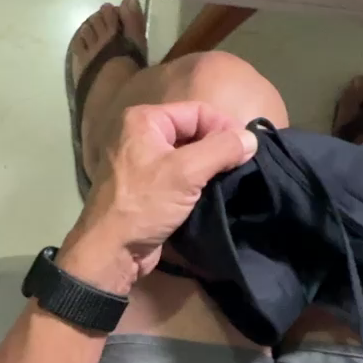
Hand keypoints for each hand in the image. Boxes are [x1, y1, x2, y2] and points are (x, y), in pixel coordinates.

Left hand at [56, 101, 256, 293]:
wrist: (111, 252)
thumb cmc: (144, 205)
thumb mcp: (186, 172)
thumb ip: (221, 150)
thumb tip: (251, 138)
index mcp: (143, 121)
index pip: (196, 111)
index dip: (225, 126)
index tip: (249, 147)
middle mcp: (139, 136)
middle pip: (191, 132)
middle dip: (218, 146)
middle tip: (244, 164)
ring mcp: (141, 165)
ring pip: (186, 157)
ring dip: (209, 167)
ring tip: (234, 179)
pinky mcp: (146, 190)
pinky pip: (178, 178)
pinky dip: (197, 183)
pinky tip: (214, 193)